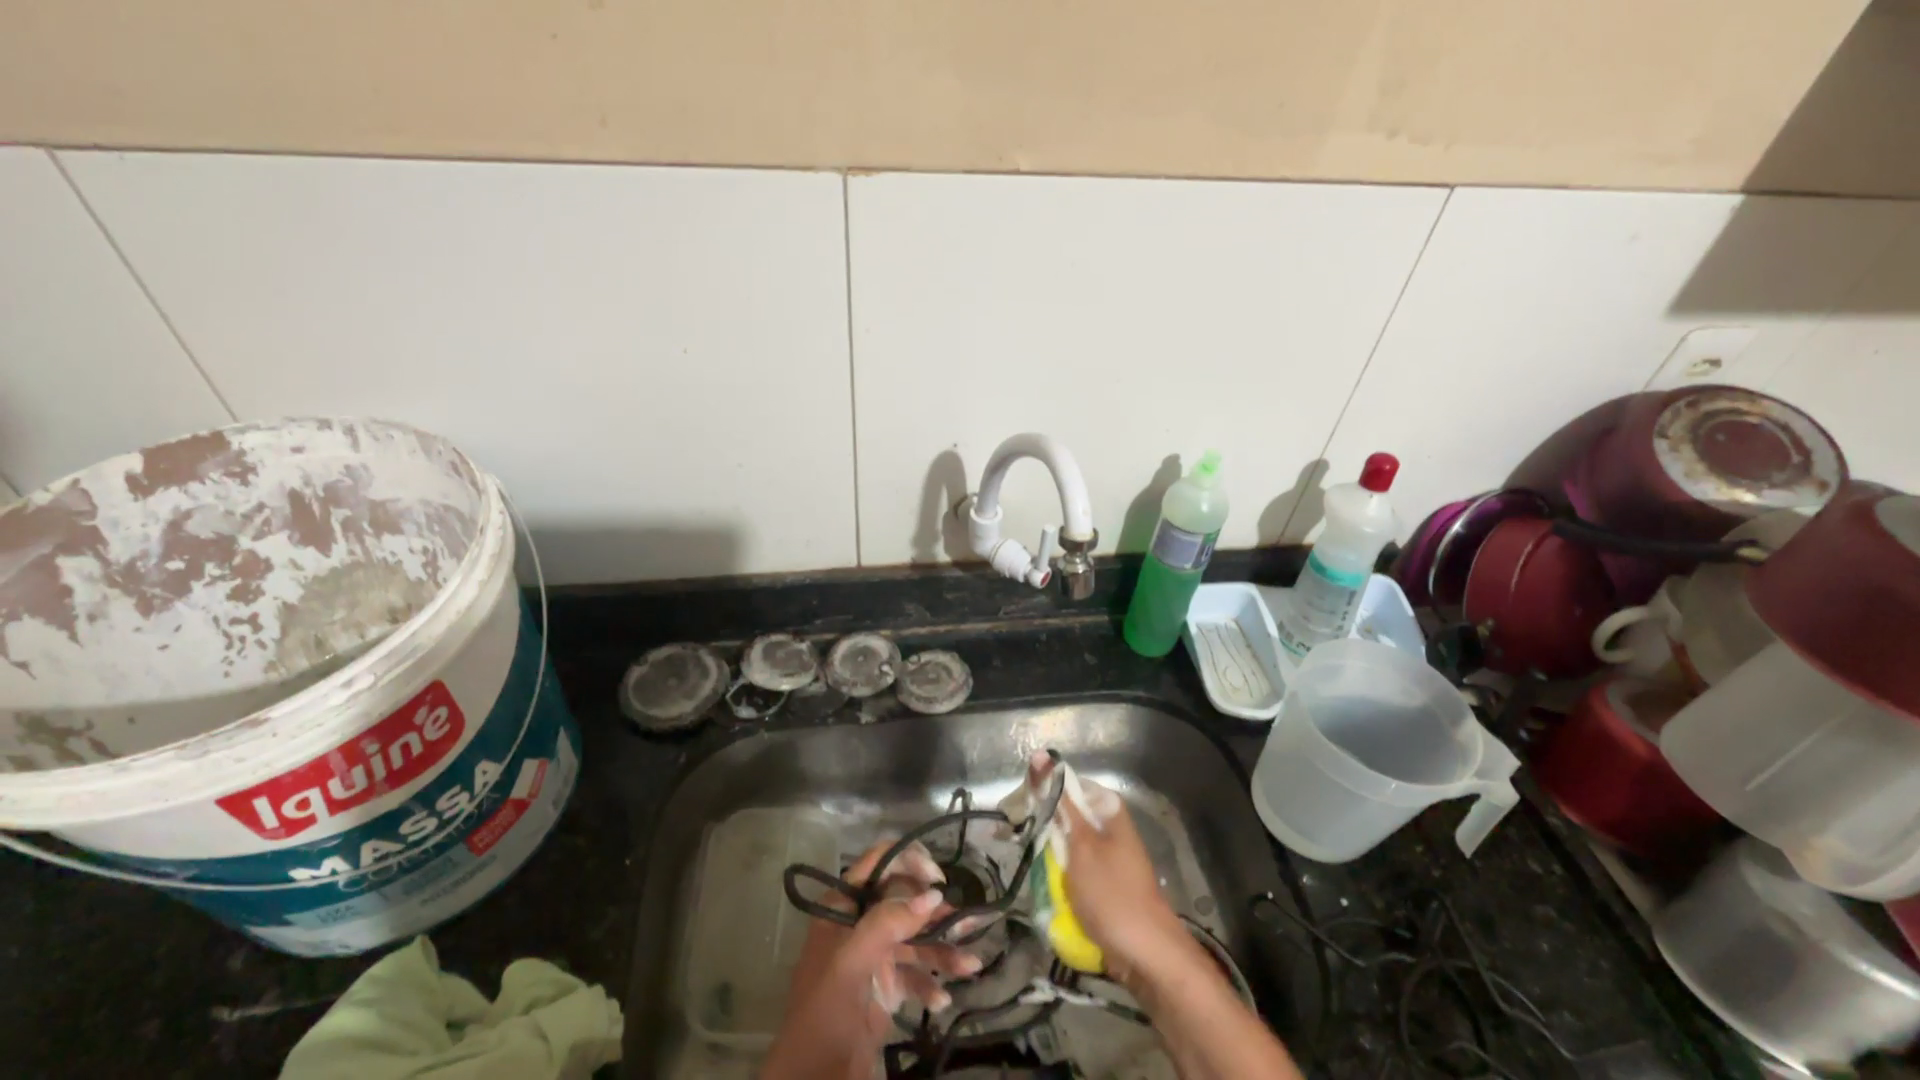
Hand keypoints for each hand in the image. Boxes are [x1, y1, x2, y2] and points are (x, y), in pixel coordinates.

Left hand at [761, 839, 981, 1079]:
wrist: (813, 1076)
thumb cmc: (826, 1011)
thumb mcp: (853, 962)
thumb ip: (889, 922)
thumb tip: (934, 893)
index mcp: (841, 908)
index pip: (877, 865)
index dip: (909, 862)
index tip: (939, 880)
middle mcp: (858, 925)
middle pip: (904, 903)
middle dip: (936, 913)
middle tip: (968, 924)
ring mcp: (873, 957)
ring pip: (915, 940)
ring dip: (943, 950)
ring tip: (970, 965)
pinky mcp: (885, 987)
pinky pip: (915, 974)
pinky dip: (931, 983)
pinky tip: (942, 1000)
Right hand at [1029, 755, 1195, 990]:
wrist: (1144, 953)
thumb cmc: (1111, 893)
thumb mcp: (1079, 844)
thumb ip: (1059, 803)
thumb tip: (1042, 756)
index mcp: (1110, 813)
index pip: (1070, 787)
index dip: (1045, 794)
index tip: (1020, 808)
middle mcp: (1111, 831)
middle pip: (1068, 818)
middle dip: (1044, 829)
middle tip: (1019, 840)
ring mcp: (1109, 860)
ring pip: (1068, 847)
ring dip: (1049, 857)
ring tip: (1030, 867)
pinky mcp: (1104, 886)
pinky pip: (1075, 873)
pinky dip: (1060, 878)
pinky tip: (1046, 888)